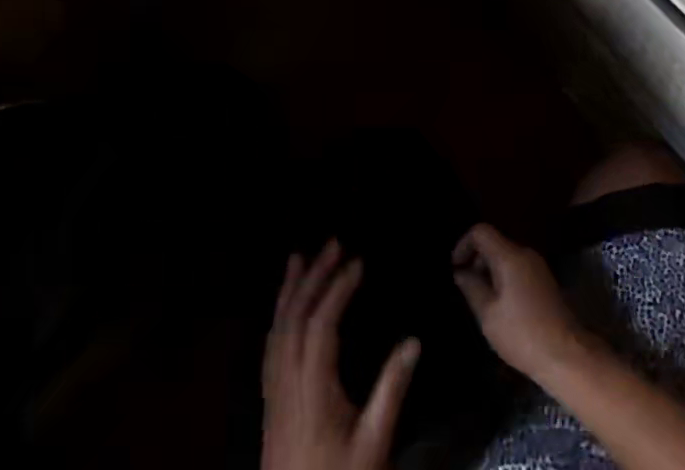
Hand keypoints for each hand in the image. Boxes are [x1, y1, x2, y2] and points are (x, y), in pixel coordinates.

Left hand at [262, 240, 420, 469]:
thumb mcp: (373, 441)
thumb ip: (391, 390)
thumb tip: (413, 341)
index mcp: (313, 390)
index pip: (321, 328)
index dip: (337, 291)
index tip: (357, 262)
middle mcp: (287, 384)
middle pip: (294, 321)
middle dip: (313, 278)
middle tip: (332, 244)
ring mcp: (274, 393)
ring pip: (277, 331)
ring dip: (289, 291)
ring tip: (298, 259)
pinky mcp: (270, 402)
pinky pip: (270, 348)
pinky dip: (278, 317)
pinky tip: (285, 308)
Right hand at [451, 224, 584, 378]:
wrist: (565, 353)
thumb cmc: (521, 334)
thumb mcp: (488, 314)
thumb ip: (471, 287)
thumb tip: (460, 272)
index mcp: (510, 256)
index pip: (481, 231)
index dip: (463, 245)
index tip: (455, 269)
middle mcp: (526, 253)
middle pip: (494, 242)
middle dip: (475, 260)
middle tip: (465, 288)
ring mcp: (538, 266)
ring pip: (506, 256)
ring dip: (488, 271)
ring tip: (480, 300)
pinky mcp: (544, 280)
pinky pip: (517, 267)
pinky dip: (502, 277)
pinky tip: (498, 305)